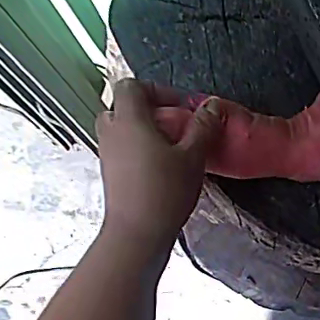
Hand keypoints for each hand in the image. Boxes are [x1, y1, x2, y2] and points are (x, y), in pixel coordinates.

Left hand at [96, 79, 220, 249]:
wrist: (137, 233)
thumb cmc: (164, 191)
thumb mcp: (193, 157)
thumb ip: (203, 127)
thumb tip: (212, 106)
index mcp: (128, 119)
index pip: (132, 85)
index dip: (158, 90)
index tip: (181, 108)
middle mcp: (112, 132)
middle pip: (125, 107)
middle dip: (151, 113)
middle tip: (176, 128)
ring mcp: (107, 154)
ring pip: (124, 130)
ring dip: (146, 133)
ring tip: (173, 151)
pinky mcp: (110, 174)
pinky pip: (124, 150)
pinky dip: (140, 152)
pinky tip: (163, 171)